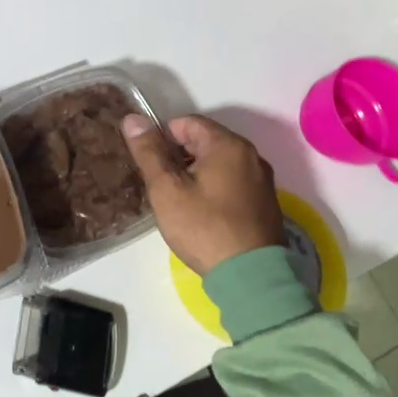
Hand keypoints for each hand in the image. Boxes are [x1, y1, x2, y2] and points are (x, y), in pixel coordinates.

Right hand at [120, 113, 284, 276]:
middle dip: (178, 158)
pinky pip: (232, 182)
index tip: (152, 166)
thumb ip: (149, 152)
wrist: (251, 278)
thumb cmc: (204, 227)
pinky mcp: (265, 202)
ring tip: (179, 202)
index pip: (186, 123)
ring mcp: (262, 180)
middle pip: (204, 141)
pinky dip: (214, 189)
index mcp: (228, 145)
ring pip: (218, 164)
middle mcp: (251, 155)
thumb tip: (133, 119)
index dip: (162, 139)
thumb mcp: (167, 189)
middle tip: (162, 186)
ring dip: (195, 174)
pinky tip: (202, 213)